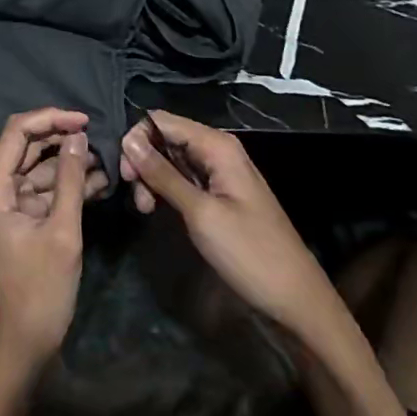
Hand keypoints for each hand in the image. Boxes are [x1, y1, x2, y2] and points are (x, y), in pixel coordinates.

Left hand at [0, 108, 102, 367]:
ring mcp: (10, 203)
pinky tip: (100, 182)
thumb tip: (79, 136)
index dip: (51, 118)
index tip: (85, 120)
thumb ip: (71, 179)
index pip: (18, 131)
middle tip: (101, 139)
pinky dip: (70, 184)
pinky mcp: (24, 217)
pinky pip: (47, 188)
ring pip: (41, 166)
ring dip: (71, 162)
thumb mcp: (62, 230)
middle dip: (64, 138)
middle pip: (29, 144)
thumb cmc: (39, 289)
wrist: (24, 343)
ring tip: (107, 161)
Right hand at [119, 110, 337, 339]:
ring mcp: (218, 171)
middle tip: (135, 198)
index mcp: (217, 144)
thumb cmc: (249, 252)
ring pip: (170, 158)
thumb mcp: (200, 213)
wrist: (293, 295)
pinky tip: (156, 209)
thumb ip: (163, 175)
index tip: (123, 174)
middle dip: (142, 161)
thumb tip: (128, 139)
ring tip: (146, 210)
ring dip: (151, 178)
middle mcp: (217, 149)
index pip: (161, 119)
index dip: (137, 139)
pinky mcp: (216, 192)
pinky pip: (182, 177)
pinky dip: (165, 189)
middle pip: (164, 137)